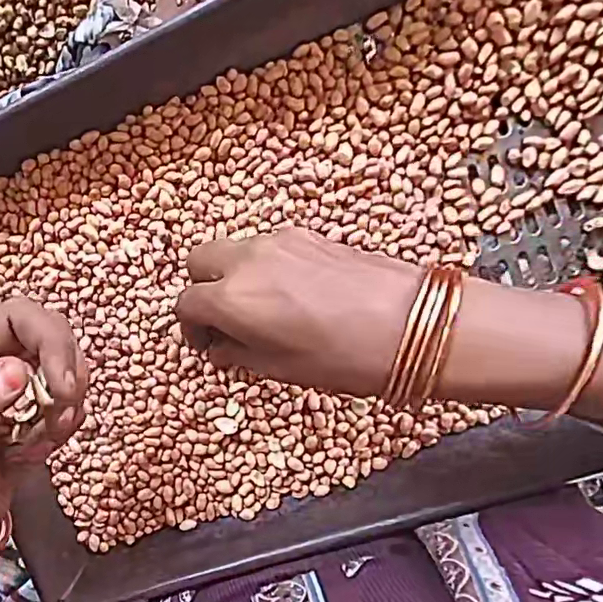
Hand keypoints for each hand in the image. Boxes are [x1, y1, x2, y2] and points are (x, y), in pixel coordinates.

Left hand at [0, 299, 87, 546]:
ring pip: (69, 367)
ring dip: (69, 404)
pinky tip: (37, 449)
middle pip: (54, 334)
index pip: (19, 315)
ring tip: (40, 439)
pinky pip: (73, 401)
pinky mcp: (41, 409)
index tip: (62, 384)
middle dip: (67, 372)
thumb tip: (15, 371)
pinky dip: (68, 424)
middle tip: (61, 413)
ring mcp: (22, 385)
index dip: (50, 337)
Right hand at [174, 228, 420, 396]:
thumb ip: (238, 353)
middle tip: (224, 320)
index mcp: (231, 298)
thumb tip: (220, 347)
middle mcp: (246, 260)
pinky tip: (290, 294)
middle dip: (203, 289)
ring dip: (232, 276)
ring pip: (233, 250)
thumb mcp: (280, 367)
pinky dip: (263, 266)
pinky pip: (267, 246)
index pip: (186, 304)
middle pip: (199, 261)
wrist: (416, 323)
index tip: (207, 345)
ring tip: (262, 309)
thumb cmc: (346, 356)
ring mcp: (278, 241)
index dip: (191, 329)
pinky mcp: (308, 234)